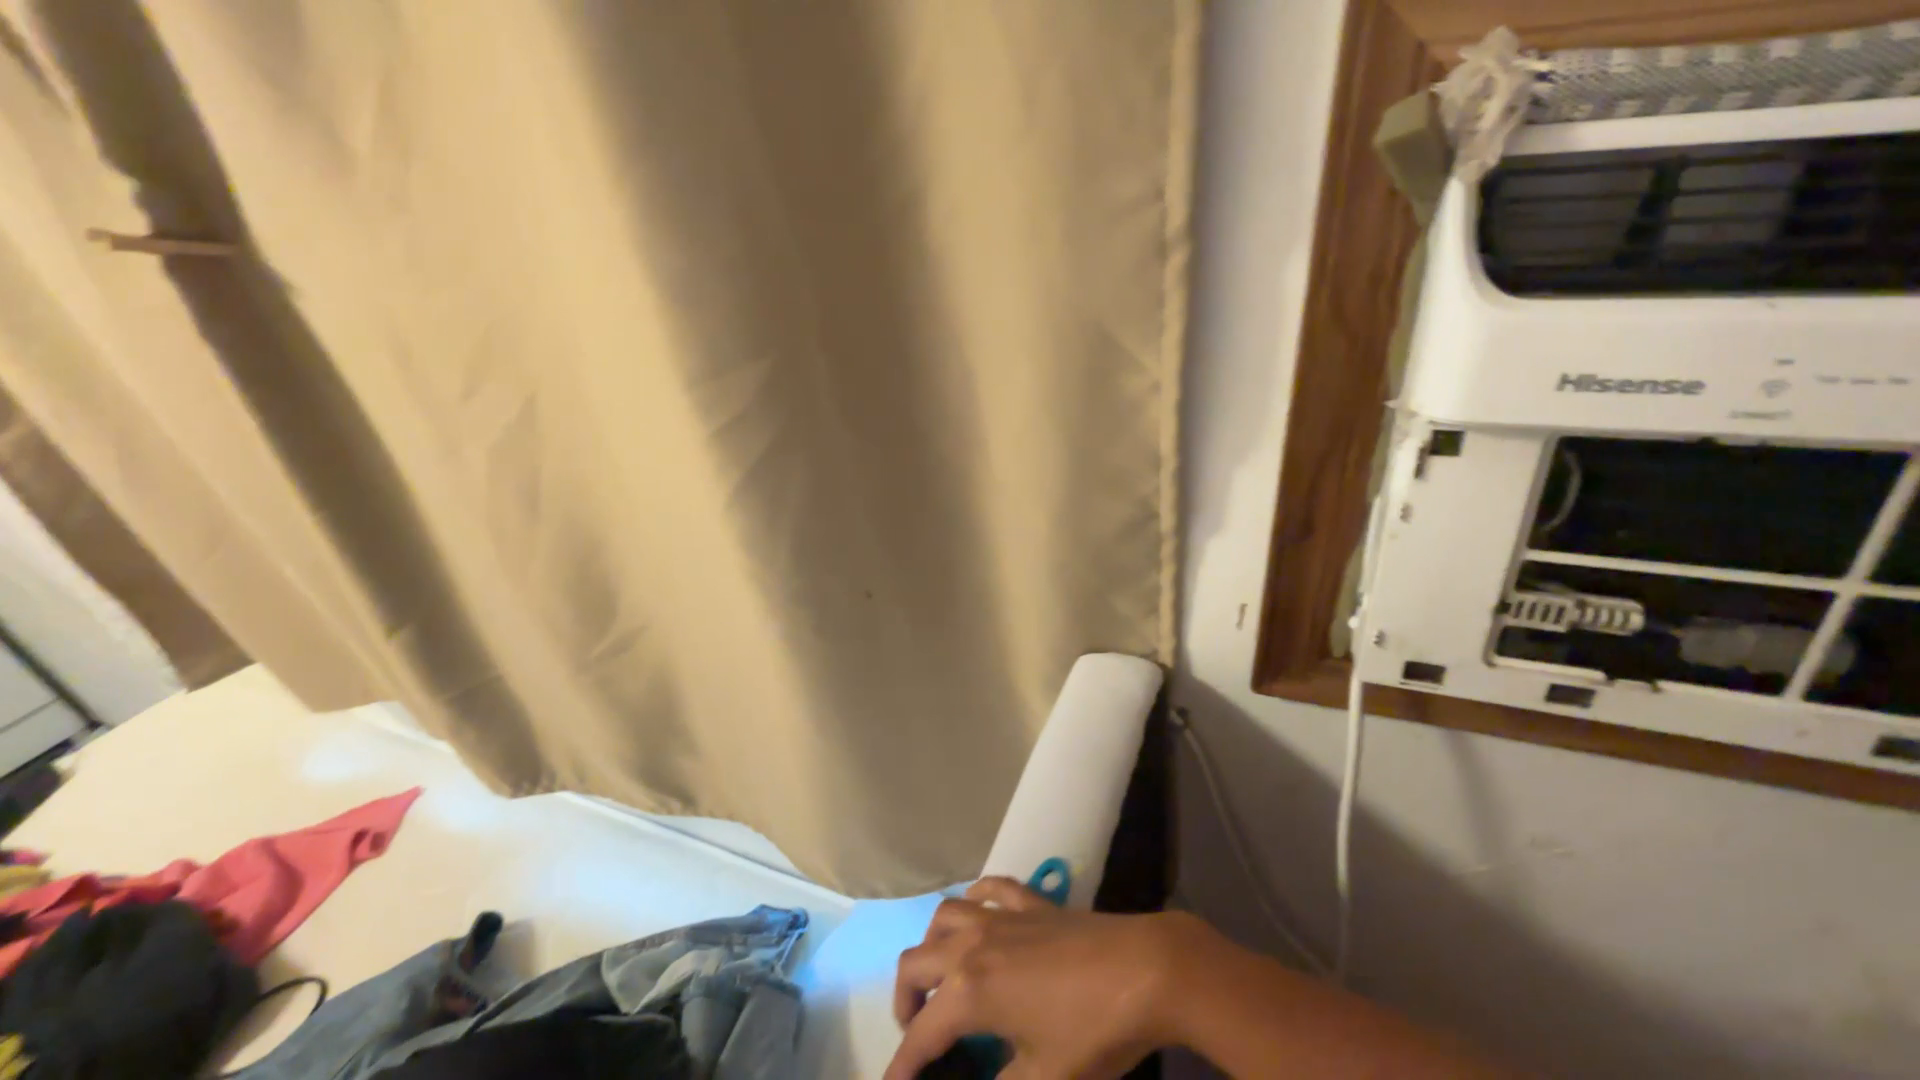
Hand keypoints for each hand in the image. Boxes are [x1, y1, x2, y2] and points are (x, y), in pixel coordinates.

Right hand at [885, 877, 1199, 1079]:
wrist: (1150, 971)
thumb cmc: (1096, 1030)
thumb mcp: (1046, 1079)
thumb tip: (985, 1079)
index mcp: (970, 992)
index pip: (921, 1035)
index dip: (902, 1067)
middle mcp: (973, 946)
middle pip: (915, 963)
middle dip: (905, 1002)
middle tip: (920, 1035)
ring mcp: (1002, 917)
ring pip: (943, 917)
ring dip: (930, 948)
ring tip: (941, 976)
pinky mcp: (1033, 902)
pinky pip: (989, 889)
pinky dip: (974, 900)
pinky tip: (978, 916)